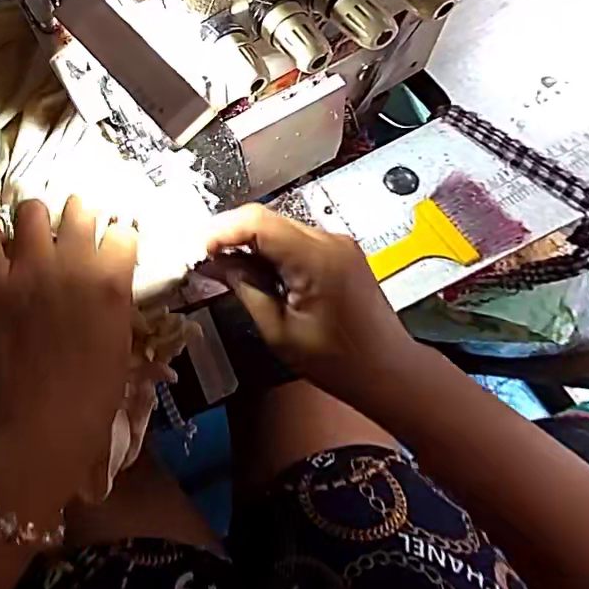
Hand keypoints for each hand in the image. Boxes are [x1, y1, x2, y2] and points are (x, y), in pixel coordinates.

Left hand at [0, 196, 136, 517]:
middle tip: (73, 232)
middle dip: (80, 216)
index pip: (122, 231)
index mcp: (112, 279)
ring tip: (34, 235)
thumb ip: (115, 296)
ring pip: (32, 210)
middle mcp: (73, 263)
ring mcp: (29, 269)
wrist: (42, 423)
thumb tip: (107, 276)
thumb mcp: (121, 337)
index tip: (111, 245)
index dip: (118, 237)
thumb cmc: (94, 392)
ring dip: (35, 220)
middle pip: (79, 209)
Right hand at [203, 204, 424, 399]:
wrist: (390, 370)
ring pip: (278, 226)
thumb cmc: (337, 362)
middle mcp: (328, 239)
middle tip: (204, 260)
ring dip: (249, 242)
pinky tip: (256, 271)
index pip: (258, 222)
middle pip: (266, 219)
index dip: (222, 230)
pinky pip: (294, 238)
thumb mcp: (279, 331)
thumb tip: (214, 263)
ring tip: (225, 267)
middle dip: (231, 235)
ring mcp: (336, 241)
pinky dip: (269, 249)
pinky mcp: (337, 249)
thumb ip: (245, 289)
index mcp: (316, 258)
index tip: (199, 251)